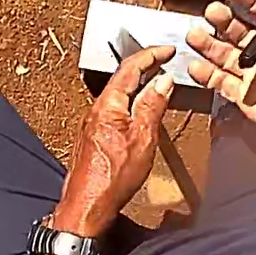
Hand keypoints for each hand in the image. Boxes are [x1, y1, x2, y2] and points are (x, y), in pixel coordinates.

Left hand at [52, 45, 176, 236]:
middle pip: (123, 77)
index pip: (131, 67)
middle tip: (165, 60)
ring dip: (139, 84)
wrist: (88, 205)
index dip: (151, 55)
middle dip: (146, 66)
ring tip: (158, 82)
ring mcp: (94, 122)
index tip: (167, 49)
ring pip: (119, 94)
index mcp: (109, 104)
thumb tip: (163, 81)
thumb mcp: (143, 138)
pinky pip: (116, 109)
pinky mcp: (95, 136)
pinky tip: (142, 110)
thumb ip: (153, 106)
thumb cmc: (111, 177)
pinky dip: (132, 102)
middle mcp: (97, 109)